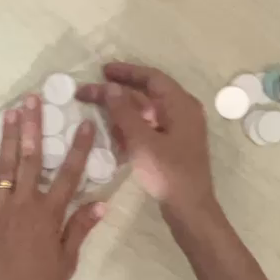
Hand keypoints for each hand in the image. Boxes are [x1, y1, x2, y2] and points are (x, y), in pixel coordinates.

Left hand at [0, 95, 106, 279]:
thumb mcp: (66, 262)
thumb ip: (80, 229)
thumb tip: (101, 203)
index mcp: (49, 214)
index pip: (69, 174)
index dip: (78, 148)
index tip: (83, 123)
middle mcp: (25, 203)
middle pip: (32, 158)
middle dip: (34, 126)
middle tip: (34, 99)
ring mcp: (0, 208)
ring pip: (5, 165)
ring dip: (9, 136)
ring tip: (11, 111)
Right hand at [78, 63, 217, 217]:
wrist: (189, 208)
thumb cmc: (168, 172)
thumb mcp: (141, 140)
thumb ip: (124, 111)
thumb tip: (109, 87)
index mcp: (180, 104)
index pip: (151, 78)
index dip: (126, 72)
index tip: (101, 71)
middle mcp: (182, 112)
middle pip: (147, 94)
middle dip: (117, 93)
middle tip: (89, 92)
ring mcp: (179, 130)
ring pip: (146, 112)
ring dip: (122, 111)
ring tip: (96, 112)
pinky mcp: (173, 146)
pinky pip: (149, 128)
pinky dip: (130, 128)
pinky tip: (112, 134)